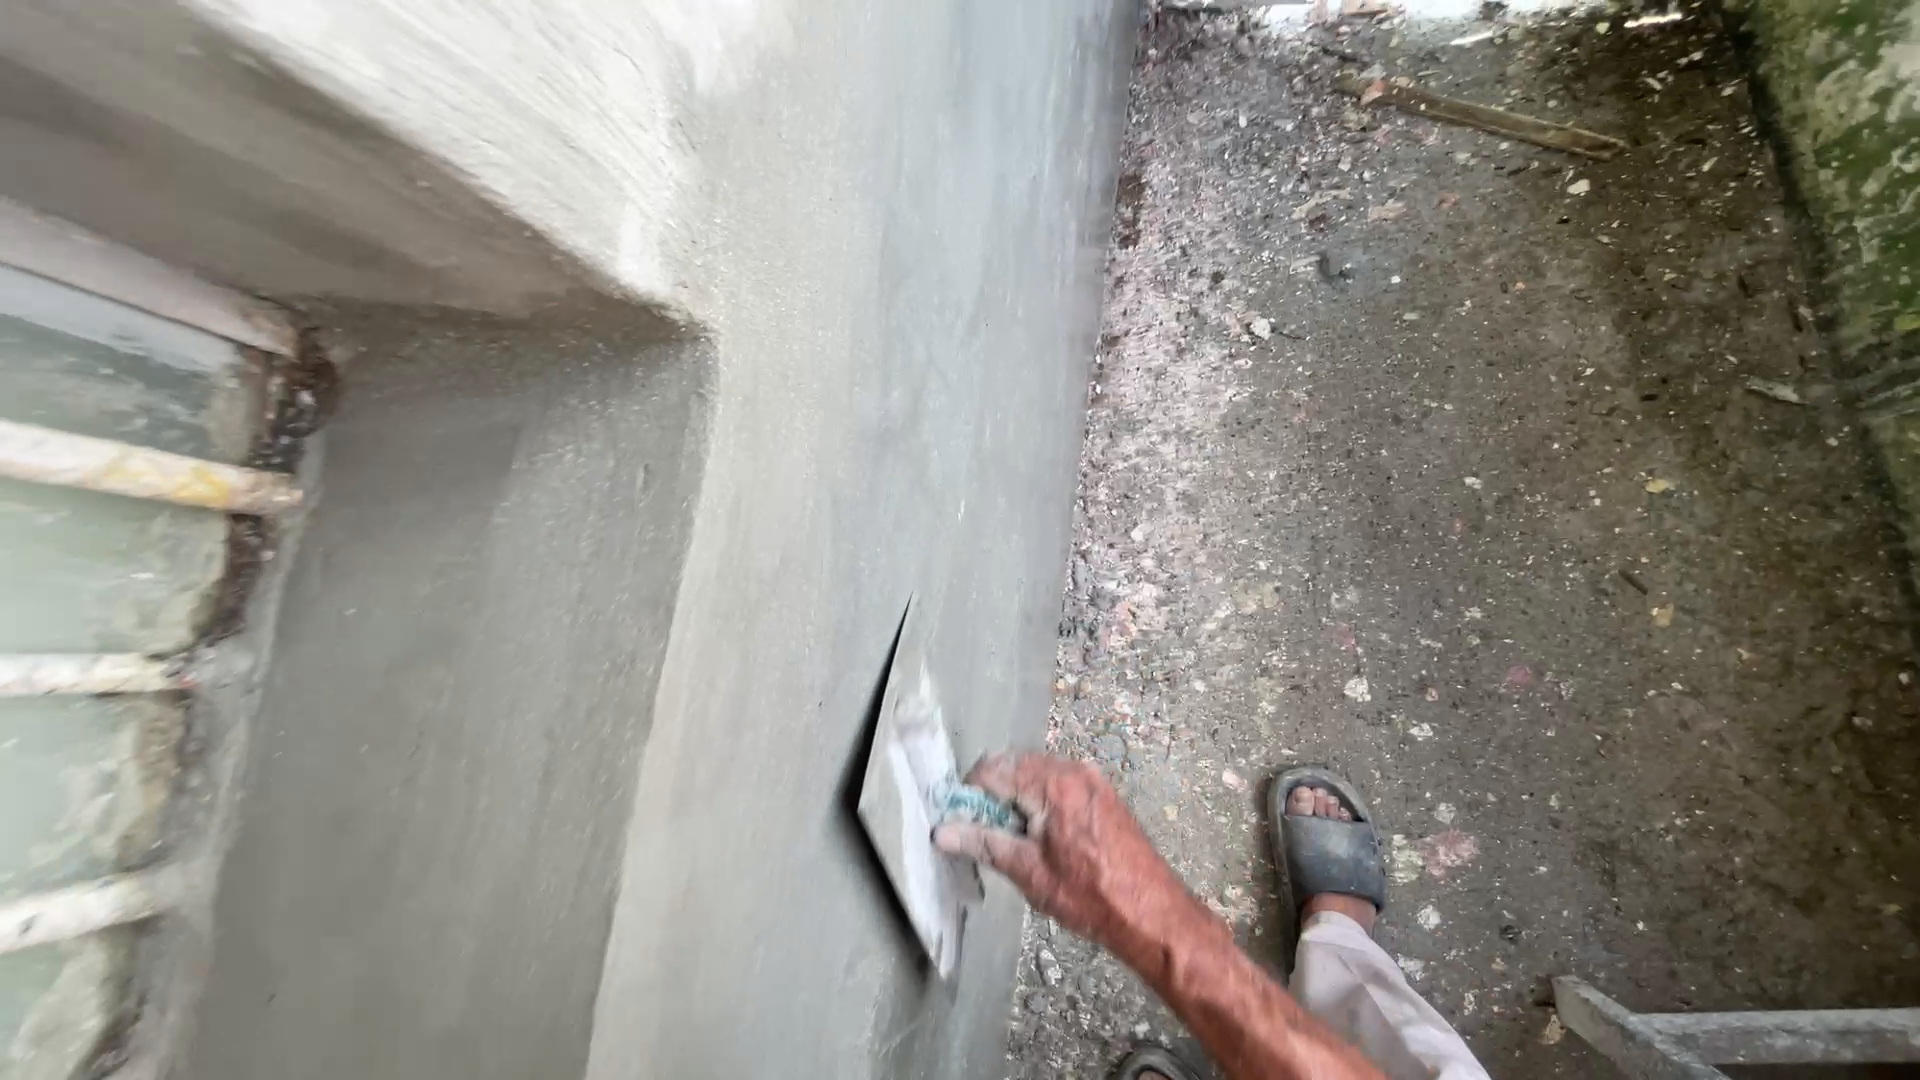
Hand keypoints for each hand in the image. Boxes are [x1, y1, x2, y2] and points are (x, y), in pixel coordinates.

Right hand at [933, 753, 1191, 954]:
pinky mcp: (1101, 791)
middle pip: (1014, 764)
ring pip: (1036, 771)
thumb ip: (983, 843)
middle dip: (992, 792)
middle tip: (982, 830)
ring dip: (1015, 795)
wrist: (1152, 911)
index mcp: (1052, 784)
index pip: (993, 768)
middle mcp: (1072, 769)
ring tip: (1012, 836)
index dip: (969, 792)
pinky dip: (1039, 797)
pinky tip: (1040, 833)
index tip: (958, 819)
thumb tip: (941, 832)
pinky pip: (1058, 780)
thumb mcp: (1028, 872)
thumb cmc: (1089, 895)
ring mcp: (1090, 777)